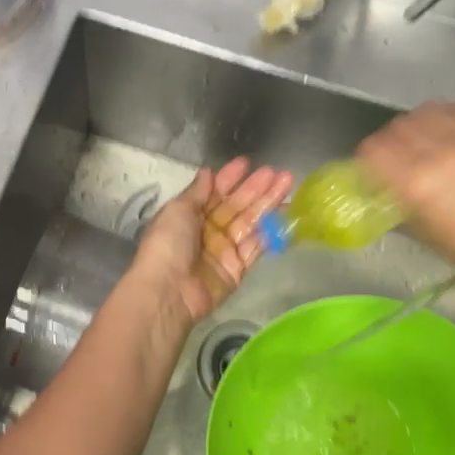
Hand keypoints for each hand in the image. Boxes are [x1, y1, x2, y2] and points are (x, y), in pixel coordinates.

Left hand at [128, 158, 293, 324]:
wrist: (168, 291)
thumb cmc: (168, 244)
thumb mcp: (177, 210)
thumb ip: (197, 193)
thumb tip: (207, 172)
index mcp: (189, 215)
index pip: (214, 192)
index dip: (230, 178)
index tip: (247, 163)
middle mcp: (208, 231)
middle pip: (236, 206)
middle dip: (256, 189)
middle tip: (277, 173)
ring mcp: (224, 250)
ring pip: (251, 223)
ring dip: (268, 204)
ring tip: (287, 184)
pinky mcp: (238, 269)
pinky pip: (257, 246)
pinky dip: (272, 232)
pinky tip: (287, 214)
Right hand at [357, 101, 454, 263]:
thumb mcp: (422, 232)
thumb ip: (398, 204)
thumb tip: (381, 190)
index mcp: (415, 182)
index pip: (372, 148)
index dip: (367, 155)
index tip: (371, 164)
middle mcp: (438, 151)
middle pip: (397, 126)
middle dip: (392, 139)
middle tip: (399, 152)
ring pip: (426, 111)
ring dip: (420, 124)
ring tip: (429, 138)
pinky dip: (452, 116)